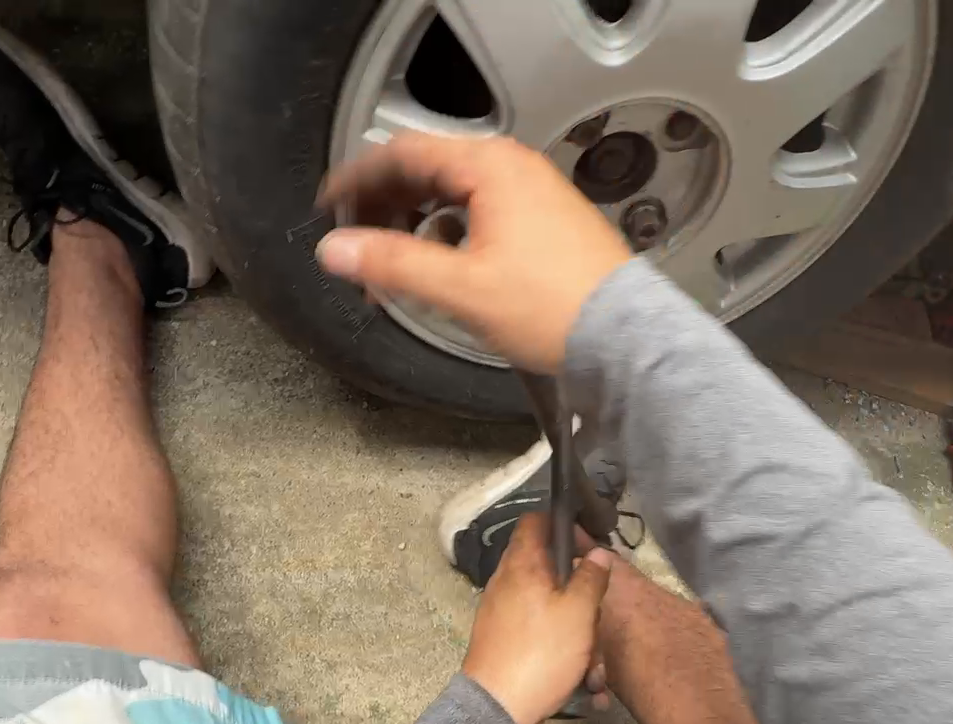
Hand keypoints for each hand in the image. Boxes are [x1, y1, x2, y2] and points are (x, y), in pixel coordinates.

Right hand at [315, 134, 632, 373]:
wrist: (619, 338)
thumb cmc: (556, 308)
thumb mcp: (461, 289)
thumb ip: (394, 264)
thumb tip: (338, 250)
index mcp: (491, 168)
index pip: (404, 154)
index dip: (358, 179)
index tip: (332, 204)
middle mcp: (515, 170)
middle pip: (429, 171)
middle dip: (387, 205)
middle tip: (360, 239)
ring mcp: (533, 195)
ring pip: (456, 194)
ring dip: (418, 222)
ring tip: (397, 262)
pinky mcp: (545, 224)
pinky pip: (483, 214)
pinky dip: (451, 233)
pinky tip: (445, 266)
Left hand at [461, 514, 614, 723]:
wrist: (499, 711)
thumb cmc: (540, 653)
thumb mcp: (578, 612)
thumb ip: (591, 578)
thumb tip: (598, 553)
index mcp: (520, 565)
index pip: (534, 522)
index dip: (562, 525)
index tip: (588, 544)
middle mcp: (507, 584)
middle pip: (548, 569)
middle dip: (579, 591)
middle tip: (596, 611)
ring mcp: (503, 614)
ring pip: (551, 608)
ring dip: (577, 631)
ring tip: (593, 662)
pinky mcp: (507, 642)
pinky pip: (541, 634)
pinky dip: (563, 650)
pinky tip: (583, 679)